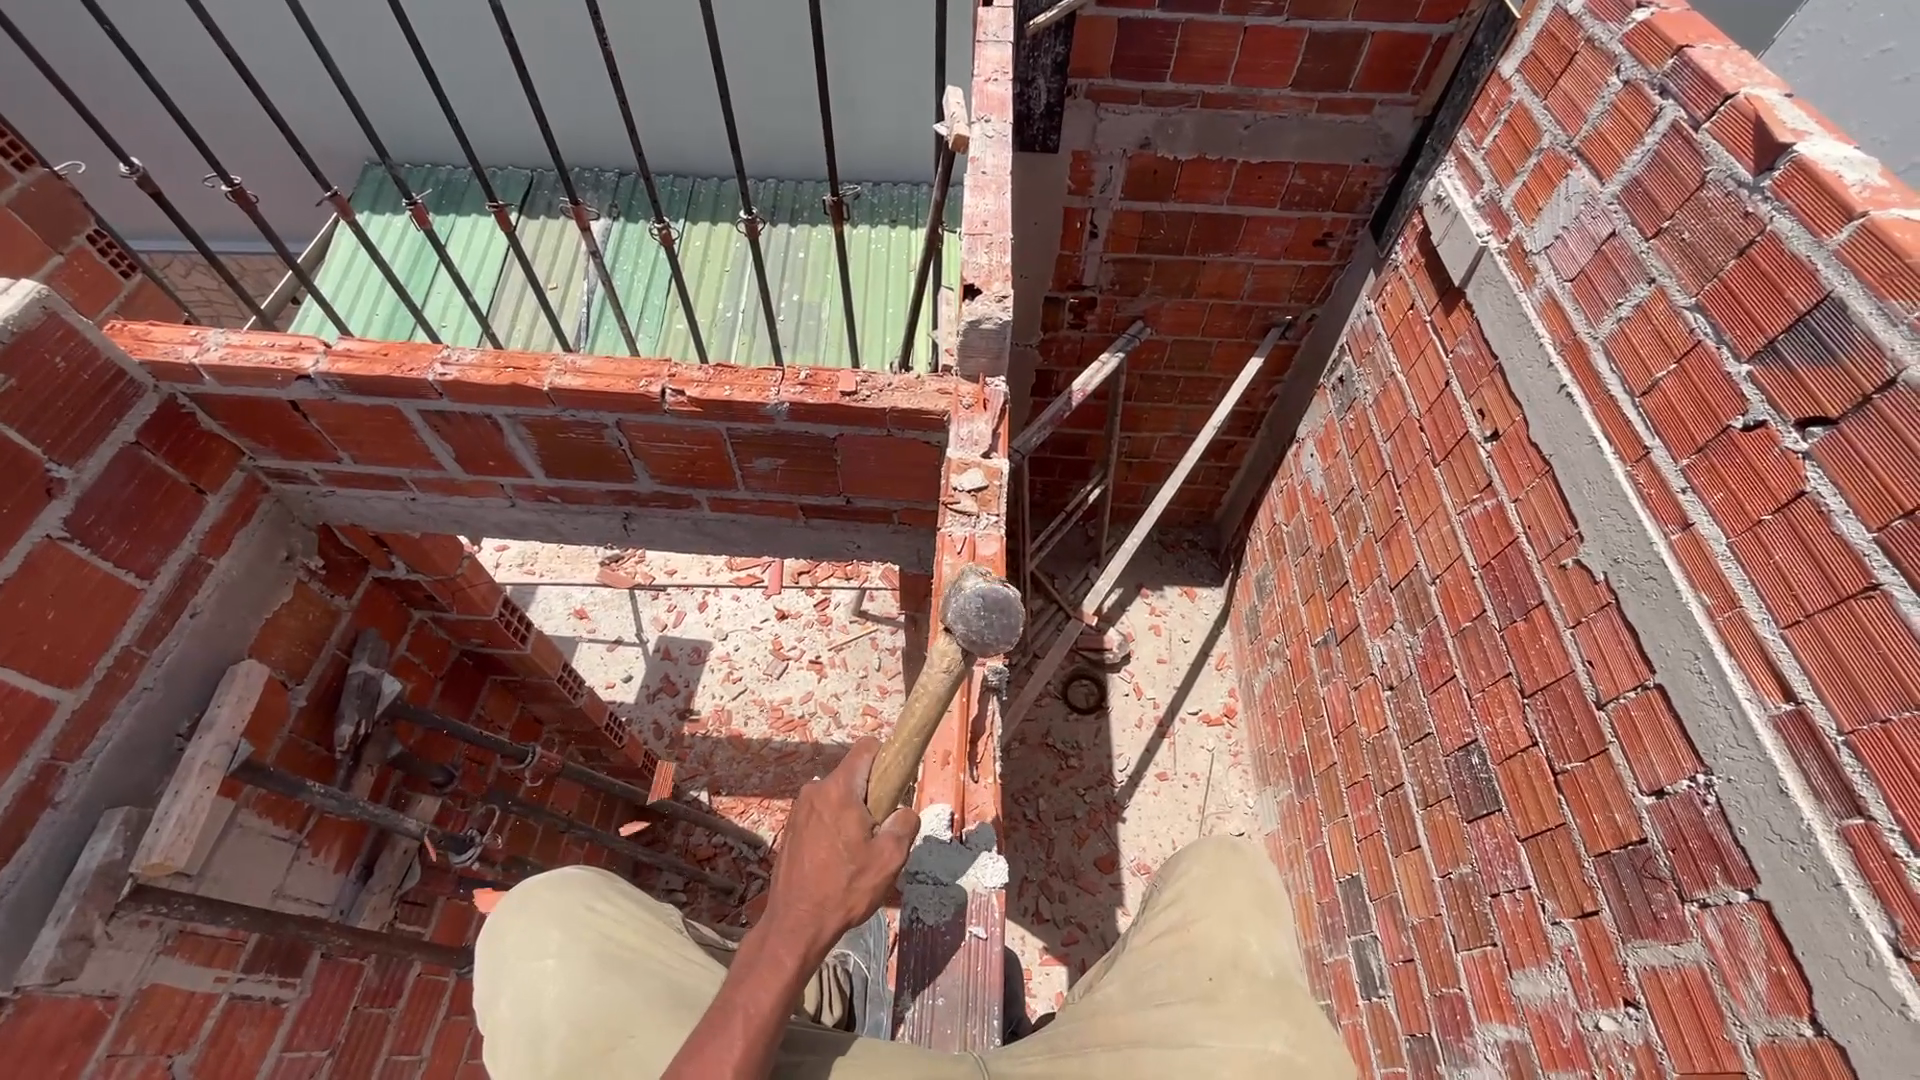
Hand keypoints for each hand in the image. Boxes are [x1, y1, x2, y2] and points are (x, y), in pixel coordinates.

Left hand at [764, 737, 918, 951]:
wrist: (795, 924)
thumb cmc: (844, 889)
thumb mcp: (889, 859)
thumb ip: (905, 824)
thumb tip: (903, 812)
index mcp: (838, 789)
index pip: (867, 748)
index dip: (887, 758)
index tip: (897, 785)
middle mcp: (815, 790)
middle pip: (854, 775)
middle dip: (872, 796)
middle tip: (879, 832)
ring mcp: (799, 808)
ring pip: (838, 796)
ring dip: (853, 814)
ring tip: (858, 853)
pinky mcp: (791, 827)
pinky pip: (823, 813)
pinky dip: (835, 827)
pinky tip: (838, 860)